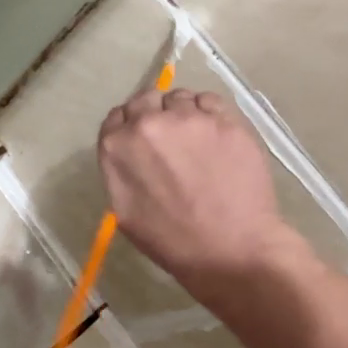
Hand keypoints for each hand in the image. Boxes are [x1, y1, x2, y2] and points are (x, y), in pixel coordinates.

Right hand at [96, 88, 309, 287]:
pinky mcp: (224, 120)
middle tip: (169, 138)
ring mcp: (188, 119)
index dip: (129, 125)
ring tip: (196, 139)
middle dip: (153, 113)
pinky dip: (209, 113)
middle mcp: (147, 123)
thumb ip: (119, 169)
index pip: (116, 117)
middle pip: (145, 99)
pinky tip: (215, 136)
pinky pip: (210, 101)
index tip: (141, 138)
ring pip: (179, 97)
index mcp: (117, 147)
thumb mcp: (124, 209)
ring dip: (182, 112)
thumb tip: (127, 151)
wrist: (231, 250)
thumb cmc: (171, 240)